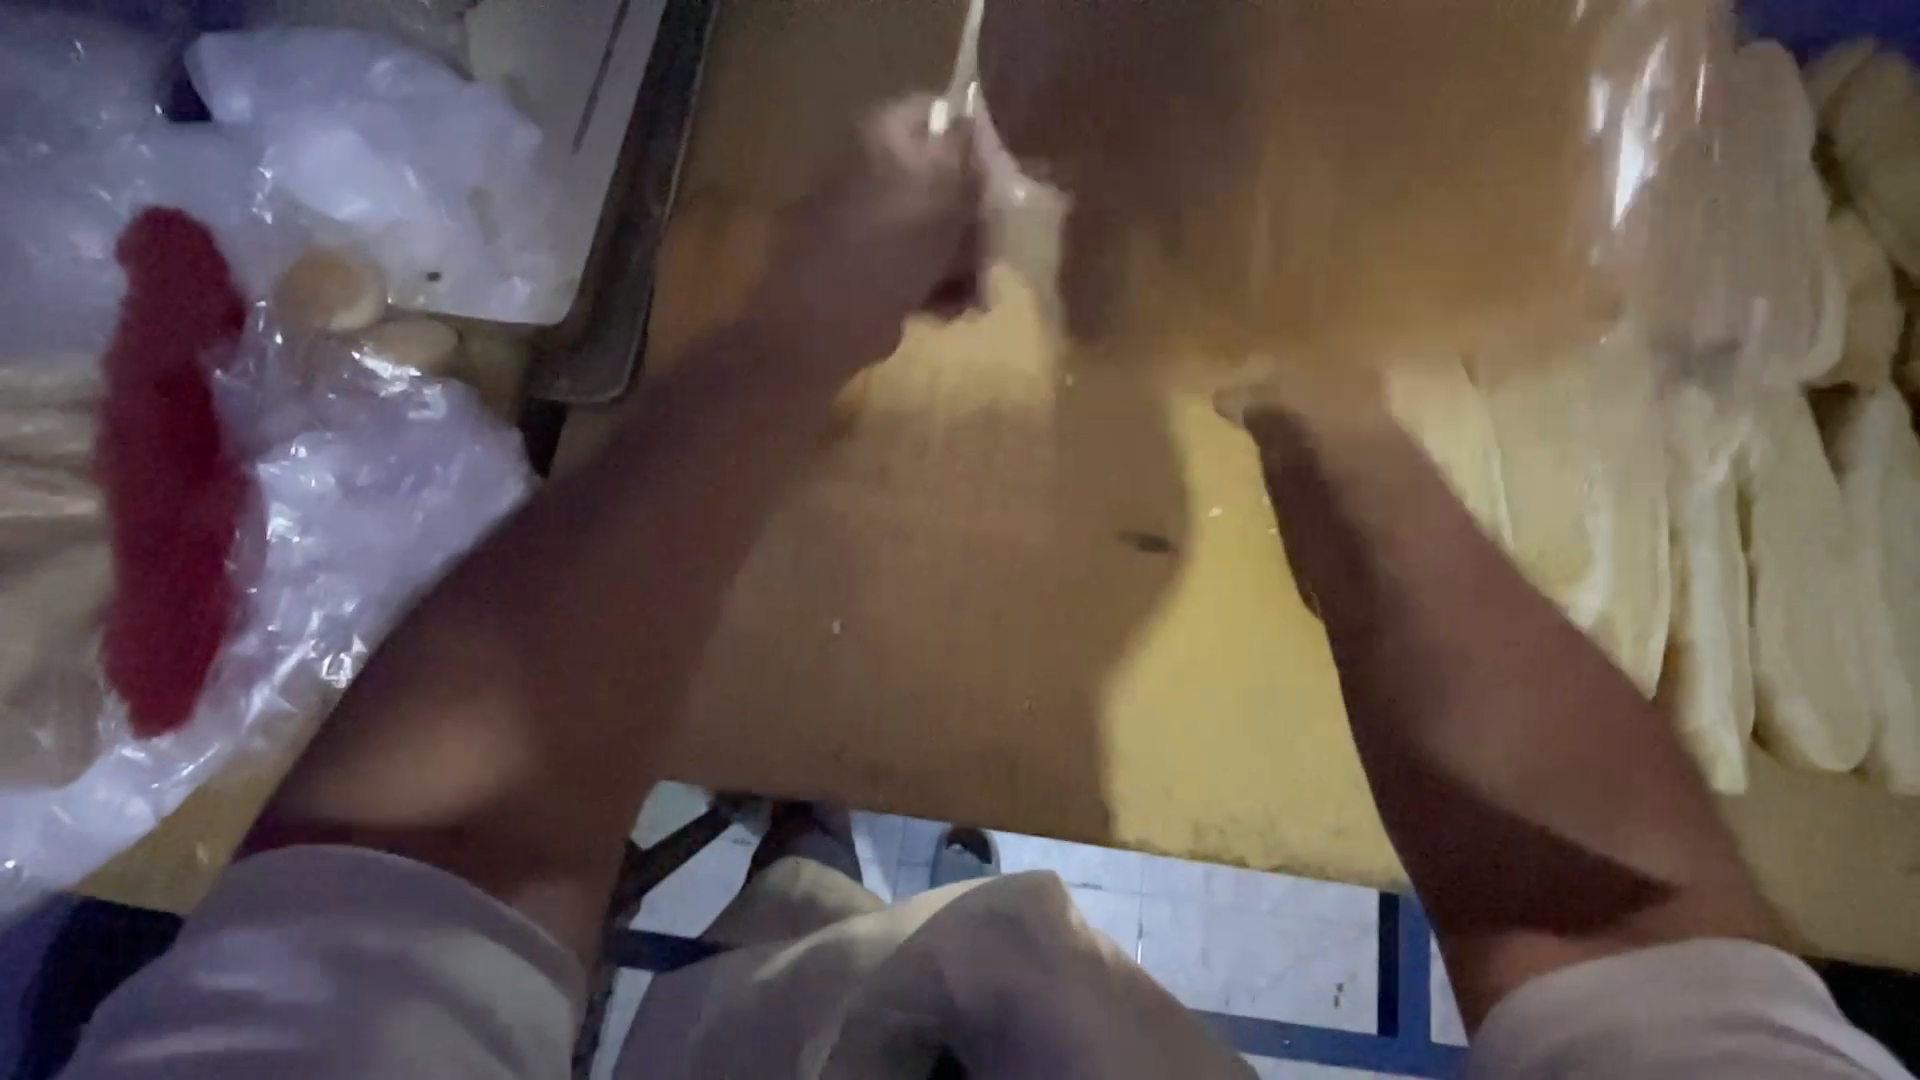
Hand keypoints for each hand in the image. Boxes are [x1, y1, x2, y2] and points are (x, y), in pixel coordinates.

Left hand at [749, 94, 983, 374]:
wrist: (829, 318)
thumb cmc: (891, 245)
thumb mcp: (943, 190)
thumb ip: (965, 154)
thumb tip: (974, 123)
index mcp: (883, 135)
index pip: (940, 116)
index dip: (976, 148)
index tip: (1001, 186)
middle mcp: (872, 170)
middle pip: (943, 184)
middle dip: (975, 224)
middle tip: (993, 253)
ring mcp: (867, 224)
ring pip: (934, 233)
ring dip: (963, 264)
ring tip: (976, 295)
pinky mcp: (867, 270)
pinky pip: (915, 269)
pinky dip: (937, 288)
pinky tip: (952, 310)